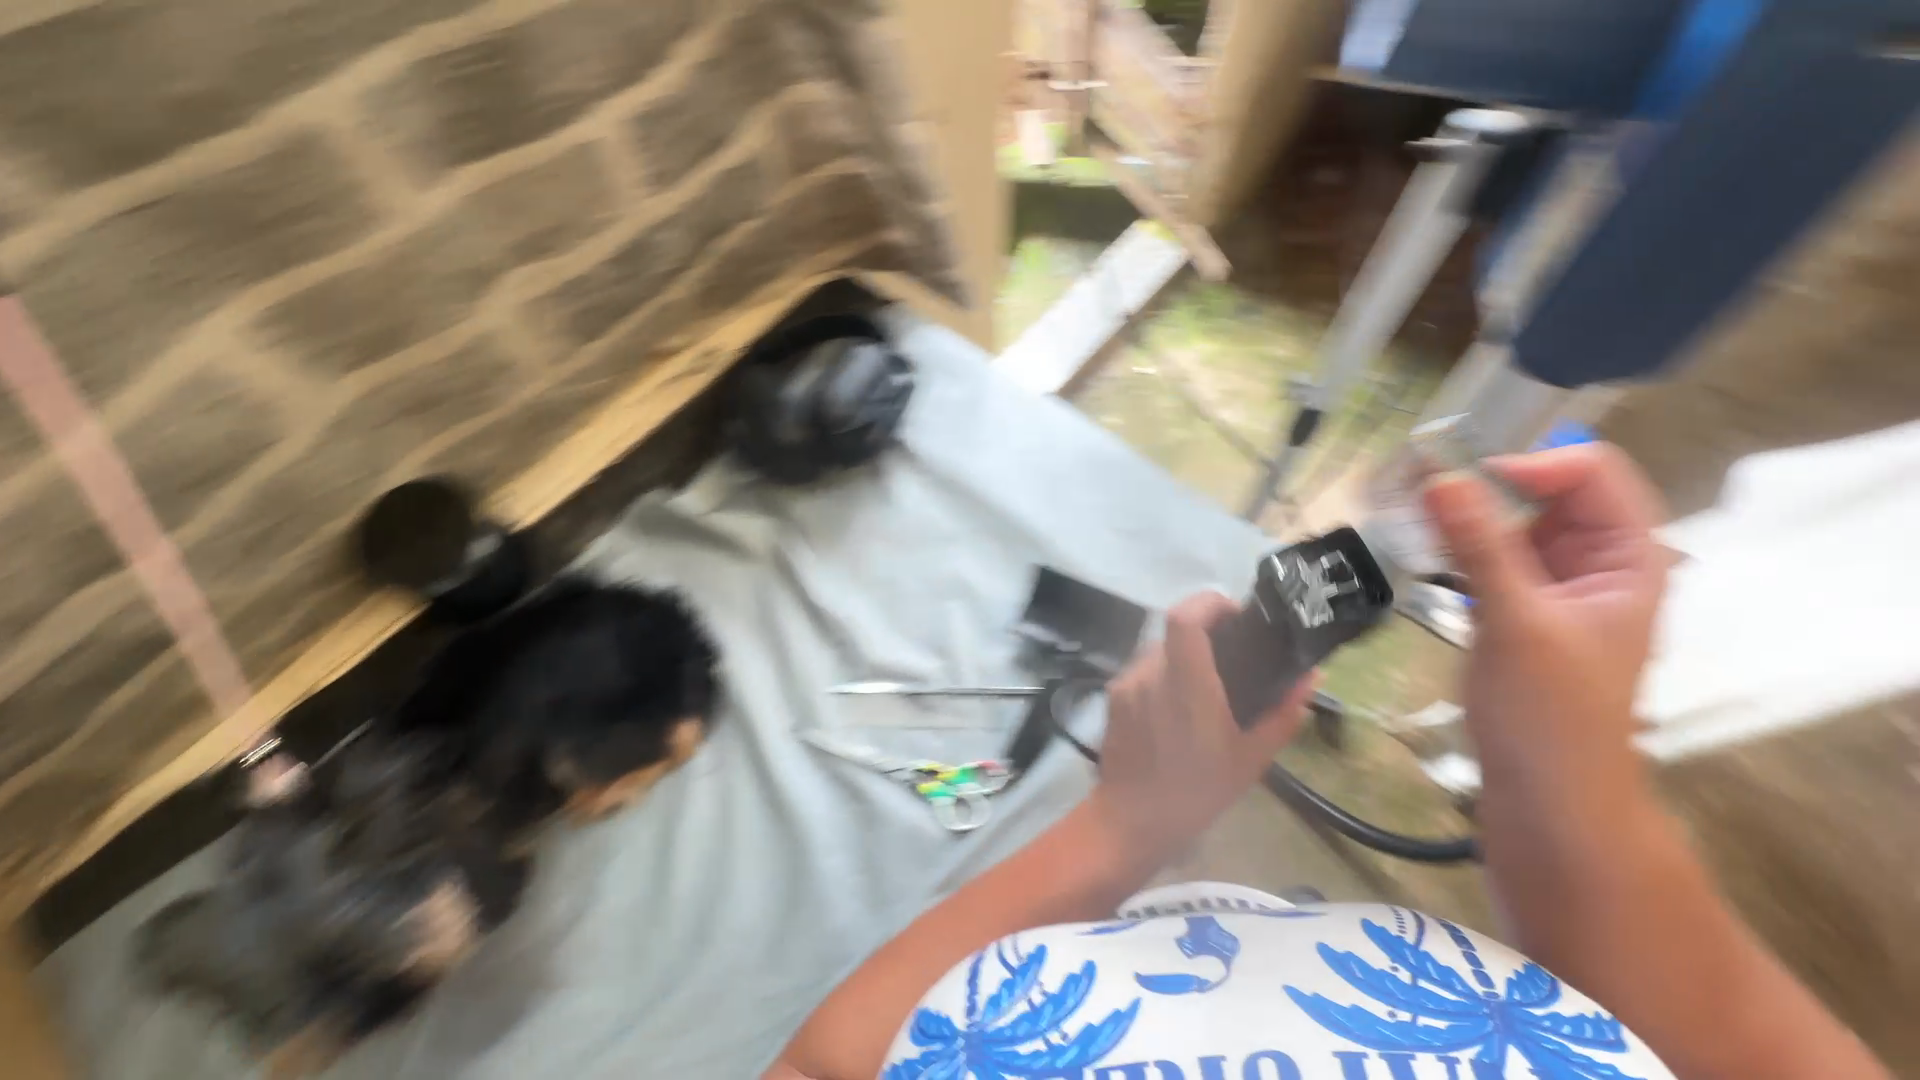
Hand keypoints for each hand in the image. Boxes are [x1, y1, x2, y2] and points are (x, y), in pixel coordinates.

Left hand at [1093, 592, 1318, 860]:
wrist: (1130, 821)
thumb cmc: (1196, 792)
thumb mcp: (1250, 759)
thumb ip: (1282, 714)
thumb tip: (1310, 678)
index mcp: (1185, 684)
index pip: (1185, 617)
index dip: (1210, 603)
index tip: (1236, 613)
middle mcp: (1149, 674)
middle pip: (1175, 632)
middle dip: (1204, 636)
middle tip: (1232, 658)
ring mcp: (1125, 684)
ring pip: (1158, 651)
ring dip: (1183, 659)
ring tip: (1207, 690)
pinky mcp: (1112, 697)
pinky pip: (1142, 672)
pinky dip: (1164, 678)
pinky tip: (1177, 711)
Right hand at [1422, 443, 1667, 807]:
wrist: (1547, 795)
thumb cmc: (1549, 713)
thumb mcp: (1515, 622)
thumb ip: (1479, 545)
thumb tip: (1438, 476)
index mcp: (1629, 557)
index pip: (1590, 473)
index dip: (1529, 467)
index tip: (1460, 486)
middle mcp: (1598, 561)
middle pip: (1550, 491)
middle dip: (1488, 486)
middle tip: (1420, 494)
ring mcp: (1558, 586)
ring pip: (1515, 523)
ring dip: (1467, 516)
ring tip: (1413, 518)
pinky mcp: (1521, 609)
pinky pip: (1493, 556)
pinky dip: (1460, 546)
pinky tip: (1424, 551)